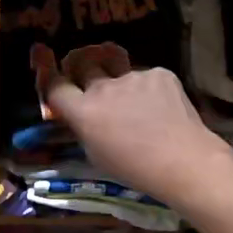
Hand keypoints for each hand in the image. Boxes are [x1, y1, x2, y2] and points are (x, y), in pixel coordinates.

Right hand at [43, 65, 232, 202]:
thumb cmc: (135, 169)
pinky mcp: (159, 73)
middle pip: (84, 63)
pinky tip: (163, 109)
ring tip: (136, 102)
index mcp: (84, 111)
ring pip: (119, 71)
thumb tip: (83, 118)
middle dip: (81, 63)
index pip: (55, 85)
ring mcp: (133, 76)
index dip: (49, 75)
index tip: (51, 69)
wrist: (183, 160)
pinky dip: (150, 90)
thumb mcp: (96, 155)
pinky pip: (147, 78)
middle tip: (87, 69)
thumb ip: (85, 129)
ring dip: (120, 81)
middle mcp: (103, 88)